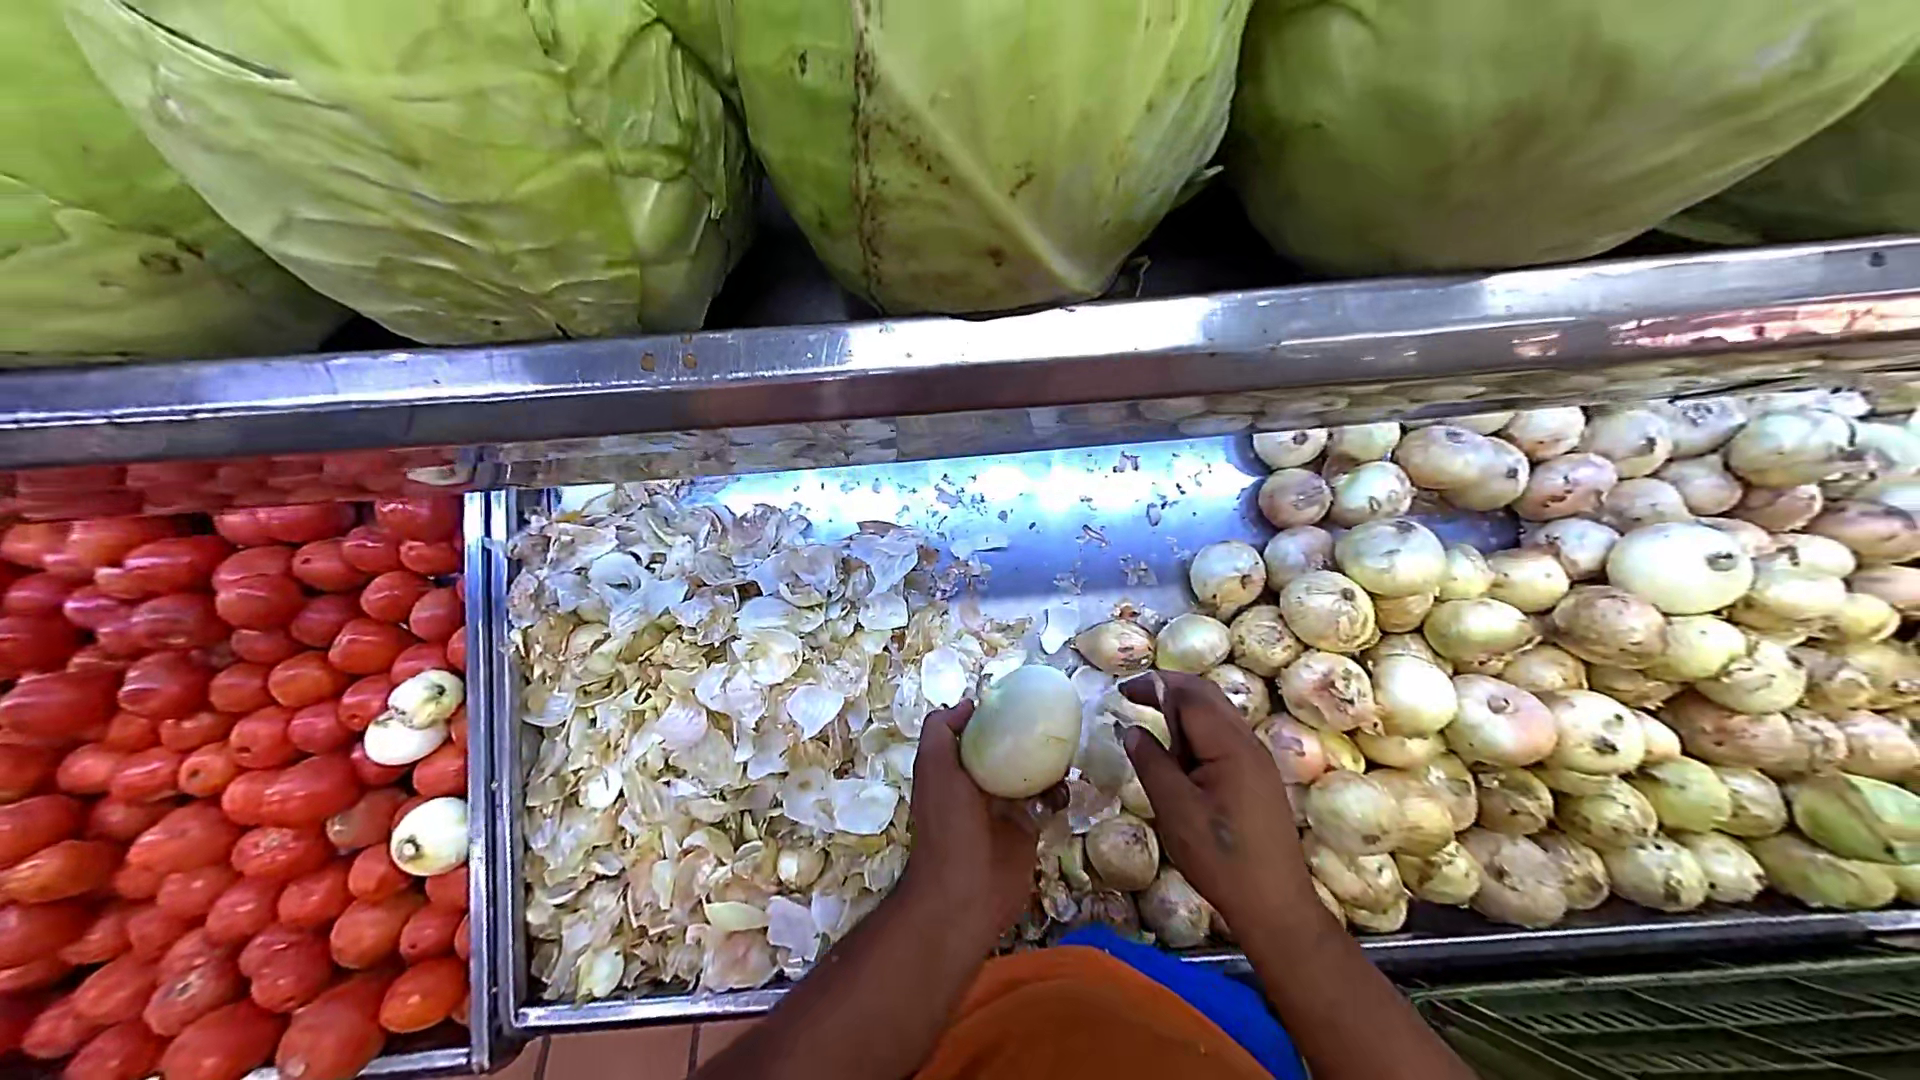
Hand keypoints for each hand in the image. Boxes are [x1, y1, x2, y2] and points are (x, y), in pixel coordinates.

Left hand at [900, 701, 1039, 944]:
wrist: (963, 894)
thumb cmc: (946, 825)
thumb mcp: (933, 767)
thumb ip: (941, 730)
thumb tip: (968, 703)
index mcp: (954, 765)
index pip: (976, 729)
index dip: (994, 713)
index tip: (1019, 696)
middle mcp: (979, 781)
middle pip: (1008, 746)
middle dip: (1028, 734)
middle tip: (1052, 722)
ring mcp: (1005, 805)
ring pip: (1032, 770)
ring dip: (1049, 761)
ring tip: (1062, 756)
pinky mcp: (1028, 827)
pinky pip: (1047, 800)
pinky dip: (1057, 792)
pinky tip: (1061, 793)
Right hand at [1121, 672, 1319, 936]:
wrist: (1276, 906)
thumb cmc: (1221, 858)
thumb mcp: (1175, 810)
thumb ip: (1152, 763)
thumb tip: (1132, 730)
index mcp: (1230, 746)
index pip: (1190, 695)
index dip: (1155, 685)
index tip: (1122, 690)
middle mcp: (1248, 743)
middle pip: (1208, 695)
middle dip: (1169, 687)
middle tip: (1134, 695)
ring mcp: (1257, 760)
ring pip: (1217, 714)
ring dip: (1183, 707)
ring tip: (1151, 720)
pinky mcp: (1257, 776)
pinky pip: (1223, 735)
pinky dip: (1195, 729)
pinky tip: (1178, 751)